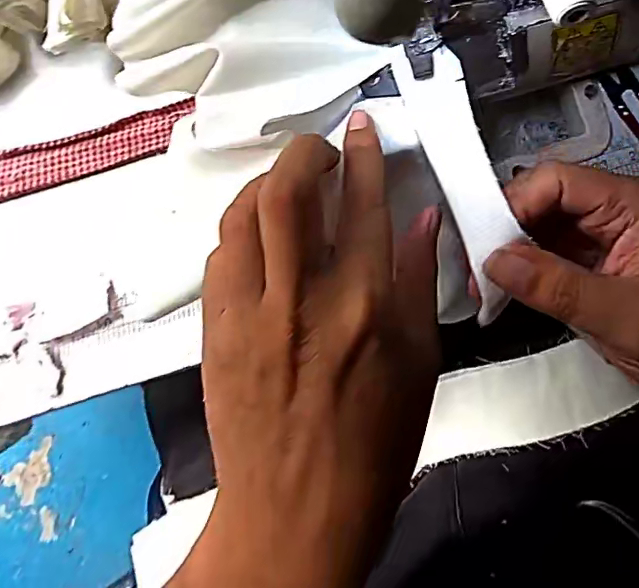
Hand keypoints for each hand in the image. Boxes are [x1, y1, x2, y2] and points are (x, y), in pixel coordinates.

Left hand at [175, 116, 441, 587]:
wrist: (296, 513)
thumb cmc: (375, 439)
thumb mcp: (421, 359)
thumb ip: (419, 277)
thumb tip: (423, 215)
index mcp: (365, 303)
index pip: (363, 202)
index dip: (363, 153)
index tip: (362, 126)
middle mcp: (304, 297)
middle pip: (288, 191)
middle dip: (305, 150)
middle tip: (322, 149)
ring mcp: (250, 314)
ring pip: (244, 214)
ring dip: (267, 182)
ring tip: (289, 185)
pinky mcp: (215, 332)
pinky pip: (220, 255)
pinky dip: (243, 228)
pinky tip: (261, 236)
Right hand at [483, 162, 638, 416]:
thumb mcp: (624, 317)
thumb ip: (558, 286)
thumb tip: (495, 261)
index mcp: (630, 202)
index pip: (559, 181)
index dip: (518, 202)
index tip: (486, 241)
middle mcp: (612, 209)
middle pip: (544, 198)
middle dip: (507, 226)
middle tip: (475, 266)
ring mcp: (600, 235)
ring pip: (539, 224)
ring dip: (509, 249)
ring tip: (481, 281)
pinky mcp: (590, 263)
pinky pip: (545, 252)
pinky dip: (521, 268)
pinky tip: (500, 287)